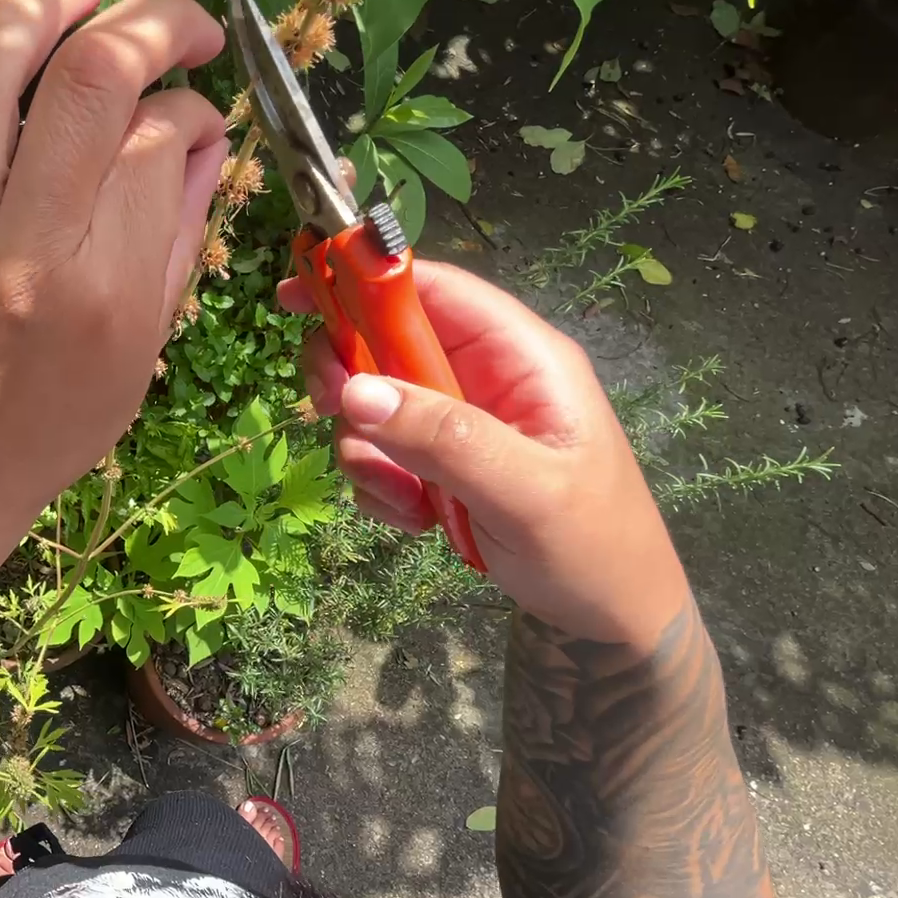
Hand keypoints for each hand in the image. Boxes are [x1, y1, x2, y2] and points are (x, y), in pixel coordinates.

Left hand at [0, 0, 229, 522]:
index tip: (192, 115)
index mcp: (102, 289)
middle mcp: (21, 253)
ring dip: (33, 7)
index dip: (187, 107)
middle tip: (169, 28)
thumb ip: (180, 231)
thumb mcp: (148, 340)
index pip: (156, 143)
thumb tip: (200, 133)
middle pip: (84, 88)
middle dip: (144, 27)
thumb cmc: (68, 415)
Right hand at [284, 261, 689, 644]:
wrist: (603, 616)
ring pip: (366, 409)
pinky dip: (376, 489)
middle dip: (347, 380)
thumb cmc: (591, 547)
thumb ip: (442, 437)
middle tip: (332, 412)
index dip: (362, 280)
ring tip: (408, 502)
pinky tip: (416, 520)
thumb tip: (353, 390)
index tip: (295, 292)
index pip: (433, 292)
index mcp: (519, 359)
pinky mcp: (430, 462)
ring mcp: (450, 423)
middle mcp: (476, 380)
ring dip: (365, 456)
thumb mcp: (523, 491)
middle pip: (380, 345)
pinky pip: (372, 456)